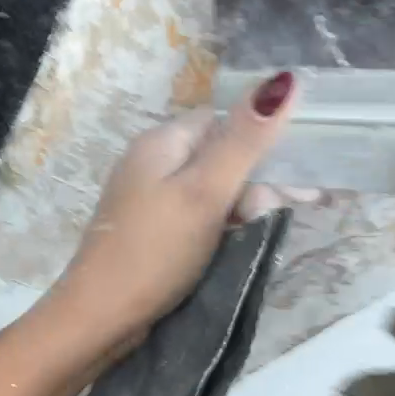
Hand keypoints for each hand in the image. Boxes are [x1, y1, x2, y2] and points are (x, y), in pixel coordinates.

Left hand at [45, 72, 298, 344]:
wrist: (99, 317)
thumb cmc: (153, 251)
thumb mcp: (205, 192)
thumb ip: (244, 140)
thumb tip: (284, 78)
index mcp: (158, 143)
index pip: (223, 120)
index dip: (262, 140)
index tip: (296, 175)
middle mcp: (149, 164)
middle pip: (218, 156)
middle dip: (254, 180)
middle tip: (278, 210)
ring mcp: (145, 201)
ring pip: (209, 192)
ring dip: (239, 209)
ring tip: (252, 232)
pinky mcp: (147, 235)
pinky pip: (194, 220)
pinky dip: (218, 230)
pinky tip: (230, 247)